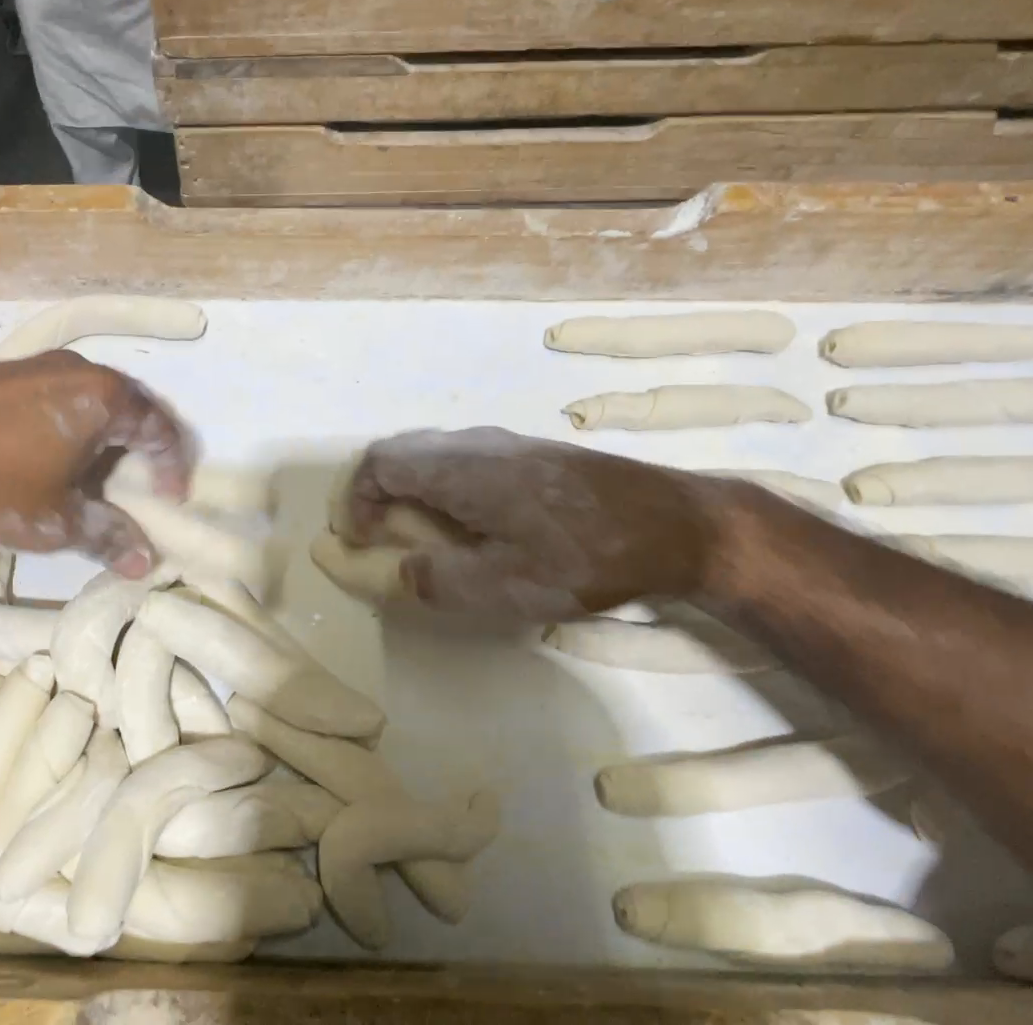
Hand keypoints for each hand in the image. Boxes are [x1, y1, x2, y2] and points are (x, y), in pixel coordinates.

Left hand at [0, 352, 192, 576]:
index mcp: (103, 397)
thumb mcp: (58, 522)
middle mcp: (76, 368)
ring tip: (90, 482)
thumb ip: (109, 536)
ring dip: (100, 441)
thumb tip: (145, 562)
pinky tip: (47, 463)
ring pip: (88, 403)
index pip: (159, 428)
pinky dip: (67, 430)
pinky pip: (55, 400)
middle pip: (127, 409)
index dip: (171, 468)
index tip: (169, 502)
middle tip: (137, 490)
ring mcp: (34, 365)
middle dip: (137, 452)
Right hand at [342, 427, 720, 621]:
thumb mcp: (504, 587)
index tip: (361, 544)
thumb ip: (437, 580)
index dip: (356, 502)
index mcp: (461, 469)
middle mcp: (476, 443)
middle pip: (401, 453)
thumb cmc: (585, 559)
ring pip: (433, 456)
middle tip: (384, 542)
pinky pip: (463, 461)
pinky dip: (443, 490)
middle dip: (378, 496)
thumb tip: (397, 571)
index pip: (379, 463)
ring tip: (424, 540)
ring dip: (412, 493)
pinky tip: (472, 528)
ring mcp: (506, 444)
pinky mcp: (530, 455)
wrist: (676, 525)